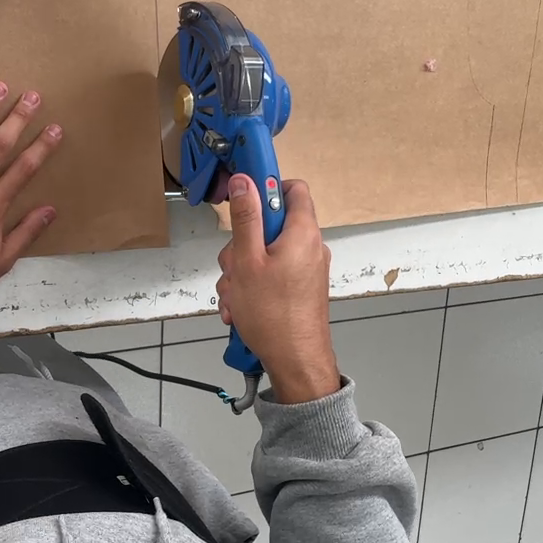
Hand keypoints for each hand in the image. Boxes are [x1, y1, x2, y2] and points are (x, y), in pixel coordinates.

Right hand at [215, 174, 338, 403]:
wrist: (295, 362)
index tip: (241, 202)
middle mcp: (309, 246)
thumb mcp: (247, 262)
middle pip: (269, 226)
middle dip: (241, 246)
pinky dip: (252, 288)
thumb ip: (245, 218)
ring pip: (263, 255)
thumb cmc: (272, 314)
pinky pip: (269, 276)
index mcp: (302, 232)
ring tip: (234, 298)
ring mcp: (305, 269)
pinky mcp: (299, 289)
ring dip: (240, 274)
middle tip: (233, 269)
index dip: (266, 187)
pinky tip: (240, 309)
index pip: (292, 188)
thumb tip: (245, 180)